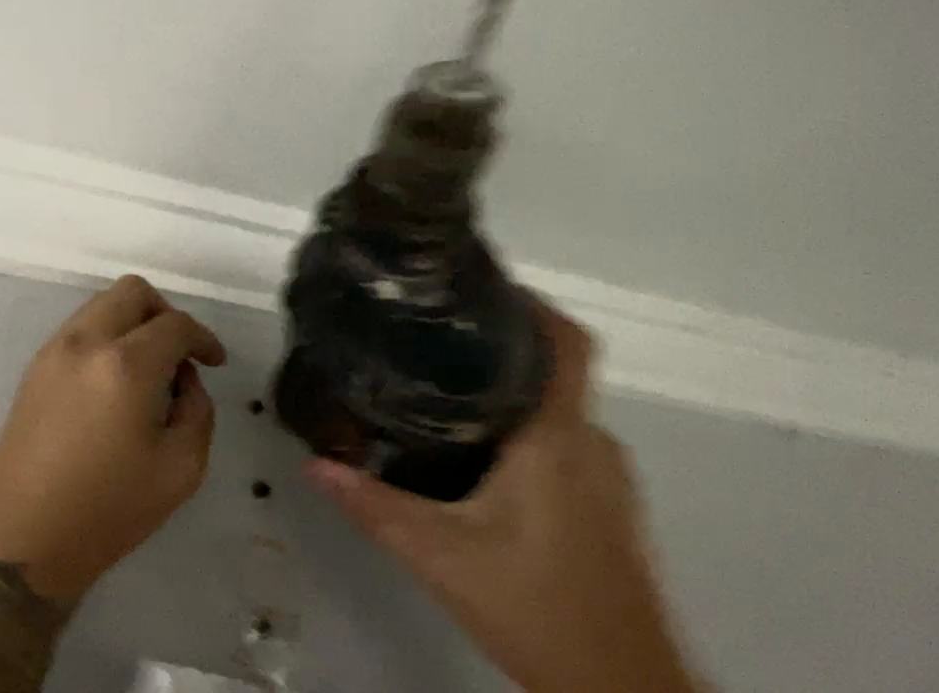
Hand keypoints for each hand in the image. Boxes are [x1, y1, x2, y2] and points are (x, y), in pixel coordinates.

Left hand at [0, 275, 226, 604]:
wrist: (27, 539)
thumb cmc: (110, 511)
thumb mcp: (181, 468)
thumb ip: (197, 409)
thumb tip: (183, 378)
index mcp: (126, 365)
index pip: (175, 324)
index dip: (203, 338)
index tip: (214, 363)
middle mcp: (86, 343)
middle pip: (132, 292)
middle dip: (165, 313)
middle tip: (179, 355)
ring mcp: (53, 352)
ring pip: (100, 305)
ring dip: (132, 323)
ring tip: (147, 371)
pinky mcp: (33, 369)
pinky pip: (78, 330)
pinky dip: (104, 338)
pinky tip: (113, 383)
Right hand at [305, 298, 702, 692]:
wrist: (623, 691)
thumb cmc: (536, 607)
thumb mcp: (440, 556)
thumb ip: (374, 506)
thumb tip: (316, 464)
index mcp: (558, 438)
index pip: (568, 343)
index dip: (533, 303)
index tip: (480, 287)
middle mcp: (595, 445)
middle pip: (553, 373)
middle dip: (497, 352)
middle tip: (430, 345)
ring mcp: (612, 479)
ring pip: (557, 413)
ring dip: (510, 397)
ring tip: (443, 396)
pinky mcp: (614, 510)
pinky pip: (568, 446)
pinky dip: (527, 435)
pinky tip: (479, 460)